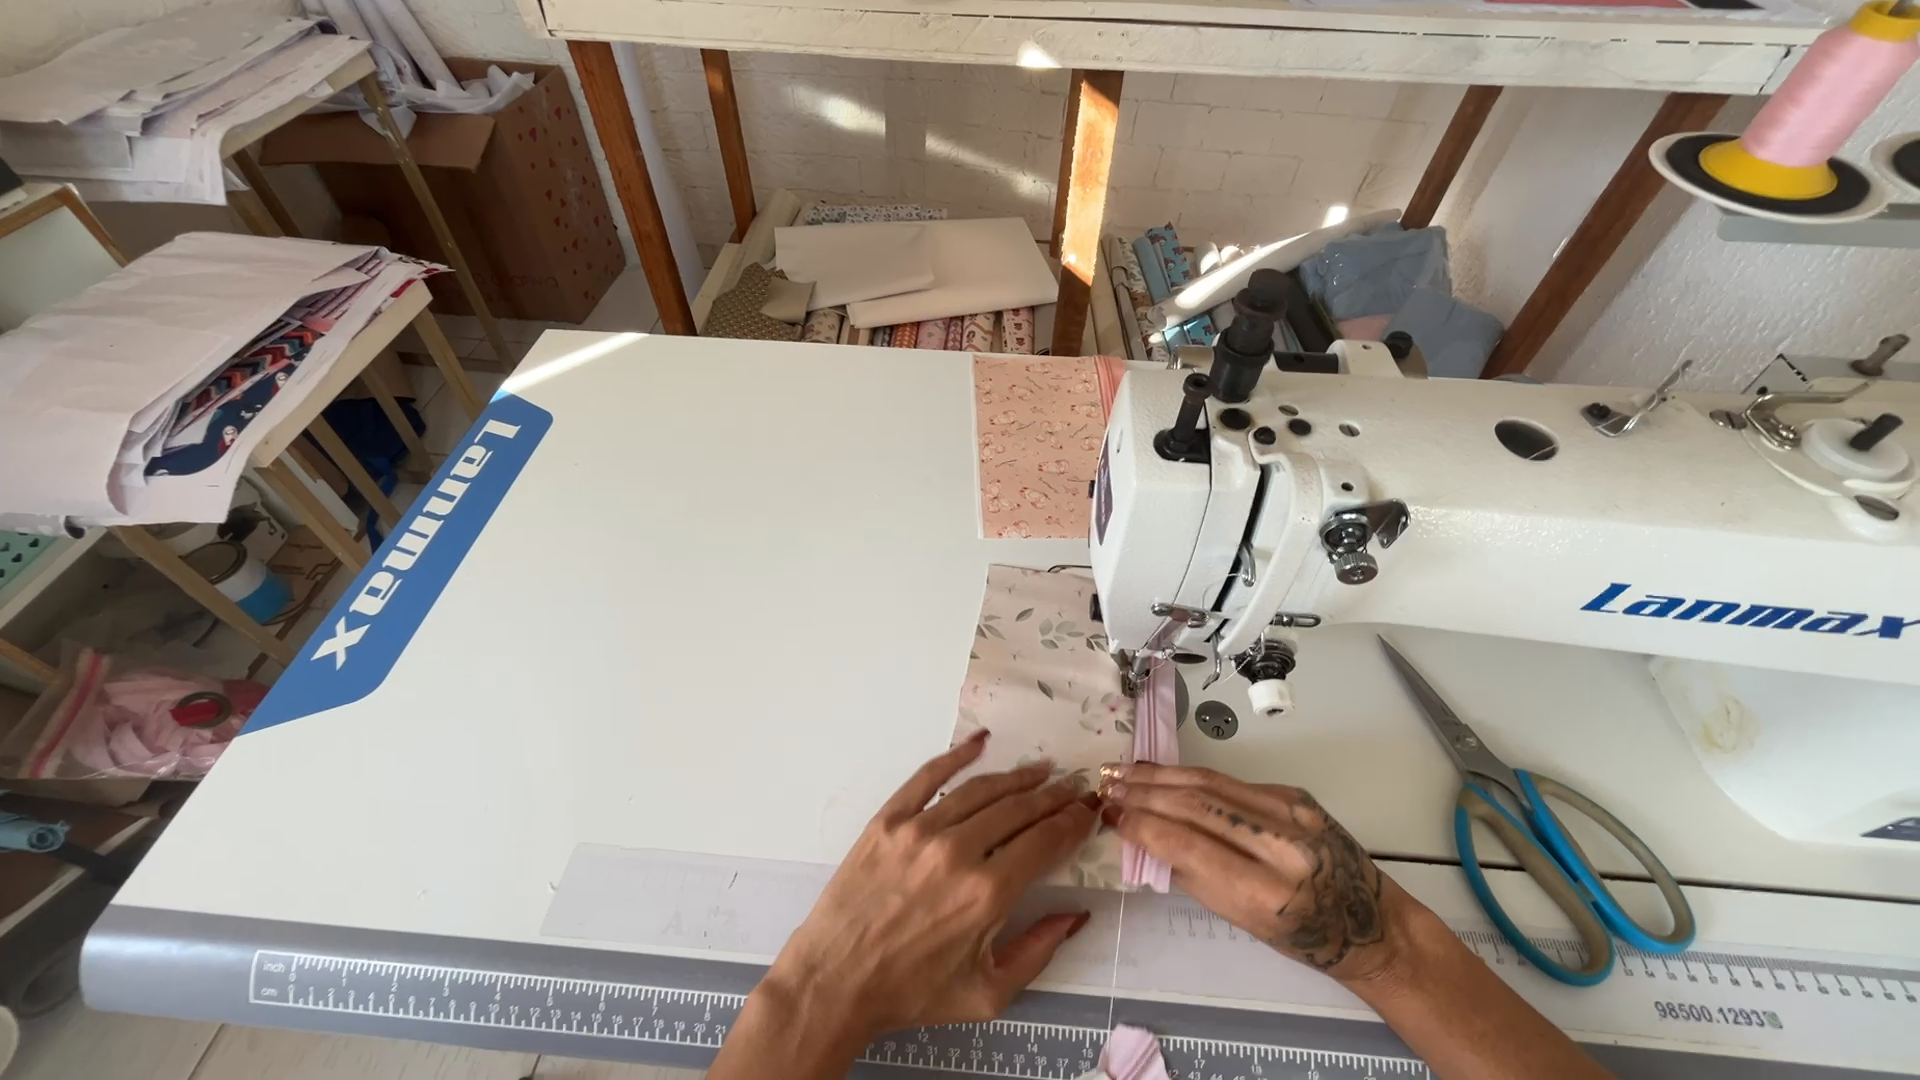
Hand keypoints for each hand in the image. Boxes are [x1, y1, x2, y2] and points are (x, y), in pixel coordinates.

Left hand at [760, 732, 1098, 1044]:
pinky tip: (980, 742)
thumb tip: (1077, 915)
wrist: (836, 981)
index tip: (1088, 810)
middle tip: (1074, 785)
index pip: (1044, 841)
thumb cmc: (912, 992)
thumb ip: (1039, 952)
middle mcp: (957, 852)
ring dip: (1017, 777)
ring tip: (1040, 770)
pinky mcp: (888, 820)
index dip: (1073, 822)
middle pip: (1019, 809)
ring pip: (981, 790)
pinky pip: (928, 777)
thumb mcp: (988, 994)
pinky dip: (956, 754)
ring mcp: (919, 830)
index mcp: (987, 893)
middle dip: (1054, 795)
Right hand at [1101, 762, 1406, 982]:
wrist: (1371, 922)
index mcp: (1267, 891)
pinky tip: (1163, 774)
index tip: (1110, 815)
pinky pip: (1231, 781)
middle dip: (1143, 792)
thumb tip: (1142, 835)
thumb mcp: (1242, 920)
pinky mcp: (1295, 794)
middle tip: (1106, 785)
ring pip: (1210, 782)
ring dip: (1159, 775)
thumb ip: (1192, 874)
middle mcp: (1282, 845)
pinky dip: (1190, 777)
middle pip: (1196, 804)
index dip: (1142, 825)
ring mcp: (1292, 812)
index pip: (1188, 845)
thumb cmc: (1303, 938)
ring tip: (1122, 772)